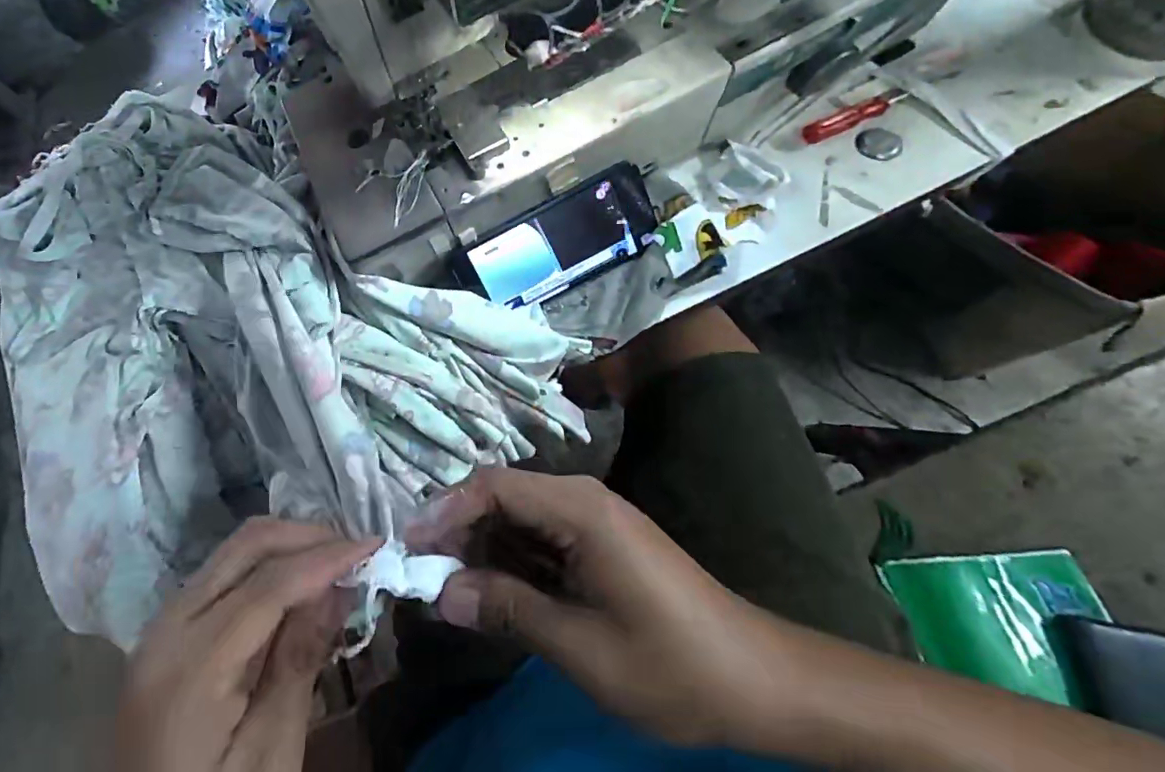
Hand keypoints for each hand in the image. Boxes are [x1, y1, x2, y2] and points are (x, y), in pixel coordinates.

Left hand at [116, 518, 380, 771]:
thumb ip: (298, 663)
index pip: (268, 584)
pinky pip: (223, 575)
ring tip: (337, 562)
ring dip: (290, 546)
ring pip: (234, 552)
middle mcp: (166, 629)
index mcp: (190, 668)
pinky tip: (301, 585)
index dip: (326, 557)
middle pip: (245, 547)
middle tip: (357, 550)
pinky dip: (267, 566)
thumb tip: (338, 587)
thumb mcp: (269, 755)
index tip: (375, 545)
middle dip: (308, 537)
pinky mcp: (167, 633)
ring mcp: (160, 627)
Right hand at [407, 467, 791, 748]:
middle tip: (422, 577)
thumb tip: (442, 593)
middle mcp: (584, 501)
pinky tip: (490, 593)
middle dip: (459, 531)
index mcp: (581, 509)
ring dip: (481, 550)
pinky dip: (510, 563)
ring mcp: (594, 523)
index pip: (496, 486)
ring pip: (519, 519)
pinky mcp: (601, 547)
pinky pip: (542, 542)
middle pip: (503, 497)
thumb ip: (507, 609)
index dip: (446, 510)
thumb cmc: (669, 663)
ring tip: (446, 589)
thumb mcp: (580, 645)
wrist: (755, 679)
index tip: (409, 548)